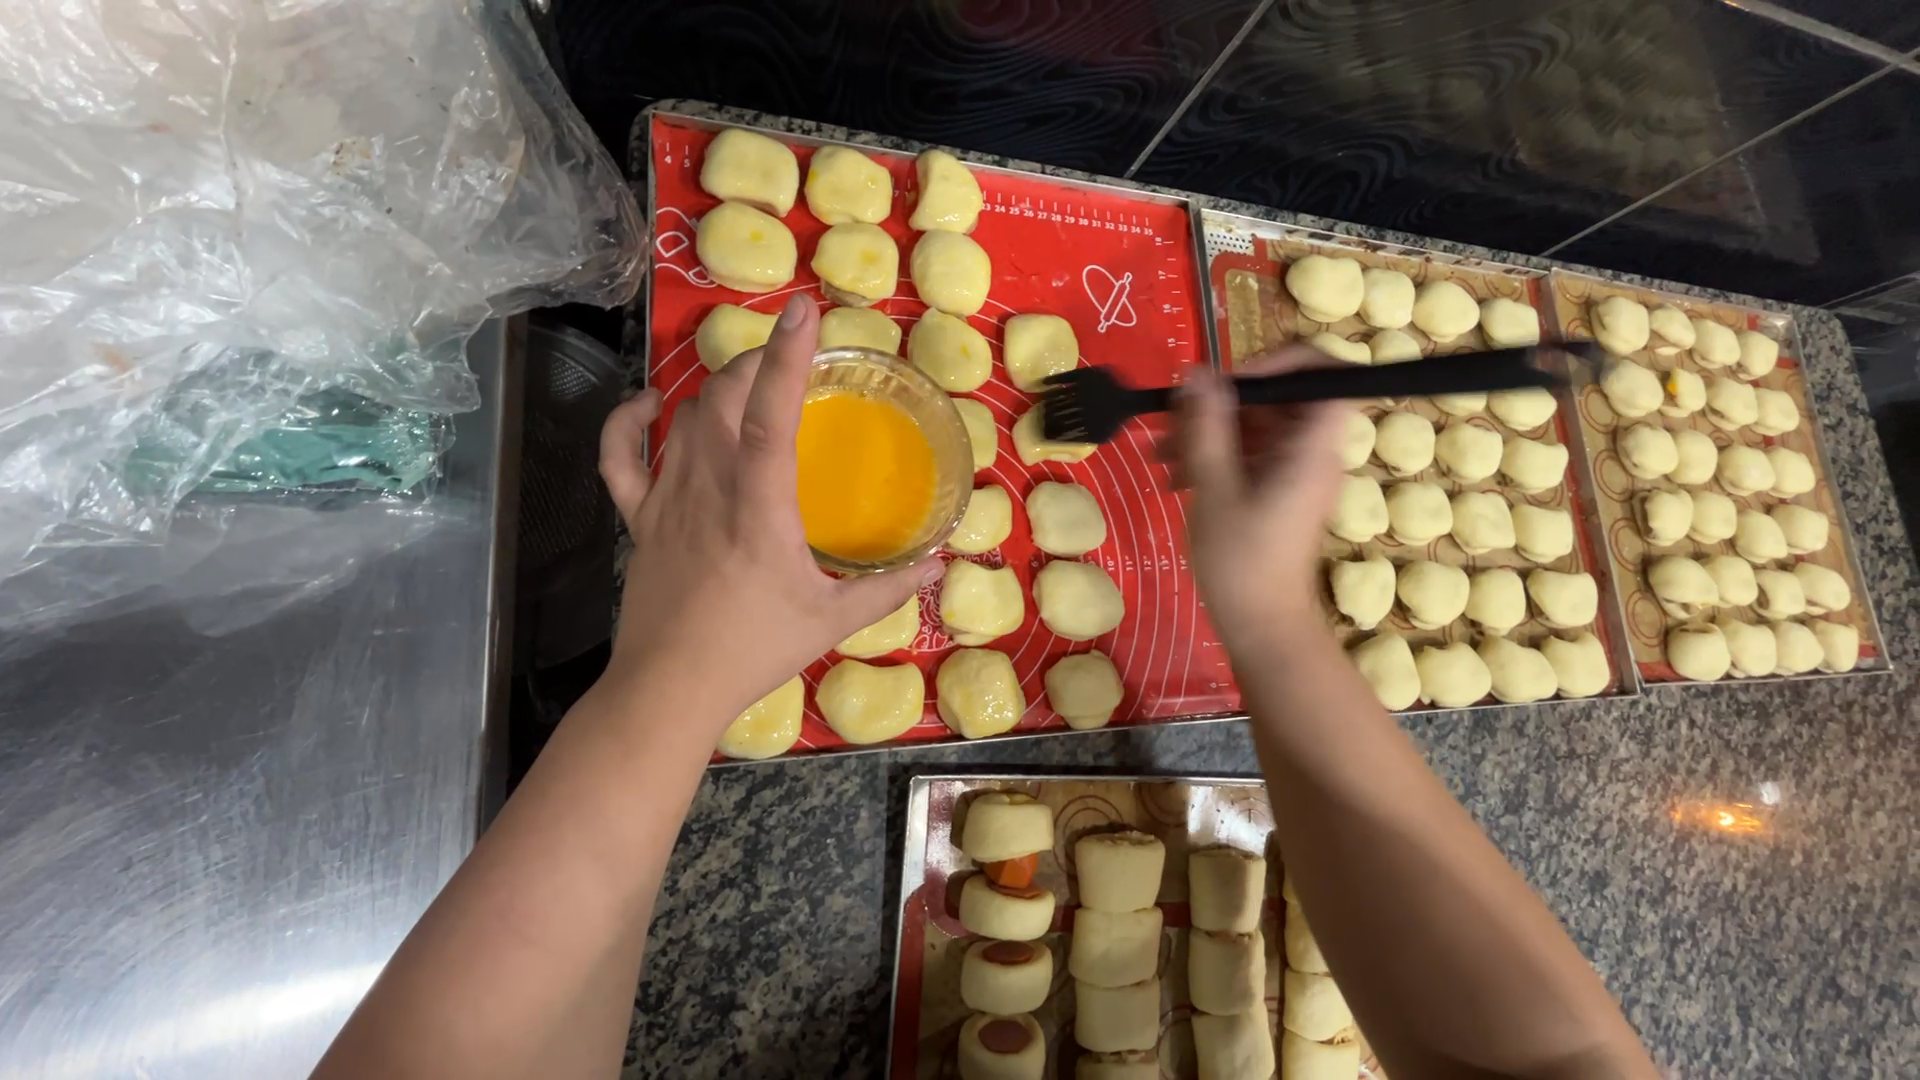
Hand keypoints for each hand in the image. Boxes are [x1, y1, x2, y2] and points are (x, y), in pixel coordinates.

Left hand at [597, 295, 941, 735]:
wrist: (669, 688)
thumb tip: (938, 564)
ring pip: (683, 416)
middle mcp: (707, 487)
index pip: (771, 413)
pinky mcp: (638, 518)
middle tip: (789, 365)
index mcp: (759, 507)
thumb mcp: (832, 621)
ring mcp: (664, 499)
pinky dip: (630, 422)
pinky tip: (652, 406)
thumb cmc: (753, 650)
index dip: (787, 356)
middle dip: (755, 364)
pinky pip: (620, 455)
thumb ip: (888, 589)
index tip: (804, 310)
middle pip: (722, 397)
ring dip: (716, 389)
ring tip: (746, 388)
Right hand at [1172, 347, 1347, 648]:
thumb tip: (1197, 372)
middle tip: (1173, 422)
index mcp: (1313, 445)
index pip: (1326, 372)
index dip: (1282, 362)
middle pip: (1277, 398)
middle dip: (1220, 403)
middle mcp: (1313, 450)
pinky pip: (1248, 454)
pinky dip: (1211, 457)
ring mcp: (1295, 471)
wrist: (1261, 625)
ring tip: (1158, 455)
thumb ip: (1207, 425)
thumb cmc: (1241, 560)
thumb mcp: (1215, 487)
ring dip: (1205, 432)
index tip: (1232, 381)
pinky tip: (1172, 478)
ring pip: (1255, 426)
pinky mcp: (1277, 490)